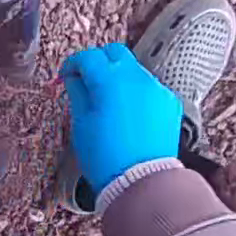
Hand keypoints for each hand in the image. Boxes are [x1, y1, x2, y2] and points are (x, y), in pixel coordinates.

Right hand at [62, 43, 180, 193]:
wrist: (141, 182)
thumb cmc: (104, 158)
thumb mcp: (81, 125)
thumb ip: (77, 94)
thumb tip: (74, 78)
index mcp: (110, 81)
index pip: (89, 57)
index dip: (73, 64)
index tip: (66, 76)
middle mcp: (137, 78)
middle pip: (115, 53)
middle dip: (98, 63)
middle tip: (86, 82)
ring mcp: (156, 89)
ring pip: (133, 70)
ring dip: (118, 79)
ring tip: (108, 104)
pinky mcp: (169, 102)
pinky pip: (148, 88)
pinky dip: (135, 94)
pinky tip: (128, 116)